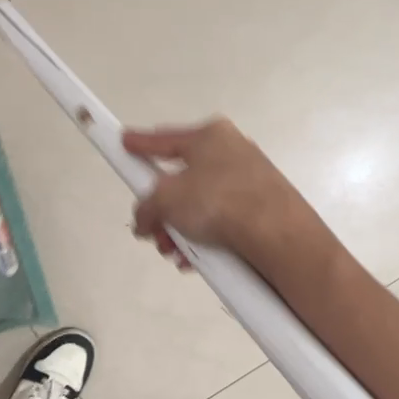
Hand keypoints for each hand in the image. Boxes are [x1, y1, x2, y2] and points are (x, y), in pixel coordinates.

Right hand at [125, 119, 338, 273]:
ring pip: (197, 209)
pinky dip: (201, 242)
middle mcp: (229, 152)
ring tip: (175, 254)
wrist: (275, 232)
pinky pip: (217, 224)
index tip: (124, 142)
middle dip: (161, 214)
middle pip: (180, 183)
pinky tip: (193, 262)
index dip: (140, 144)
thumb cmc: (217, 202)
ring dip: (178, 234)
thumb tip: (144, 221)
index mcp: (208, 136)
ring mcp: (246, 181)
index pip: (164, 139)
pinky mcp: (257, 209)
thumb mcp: (166, 200)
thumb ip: (145, 207)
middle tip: (153, 235)